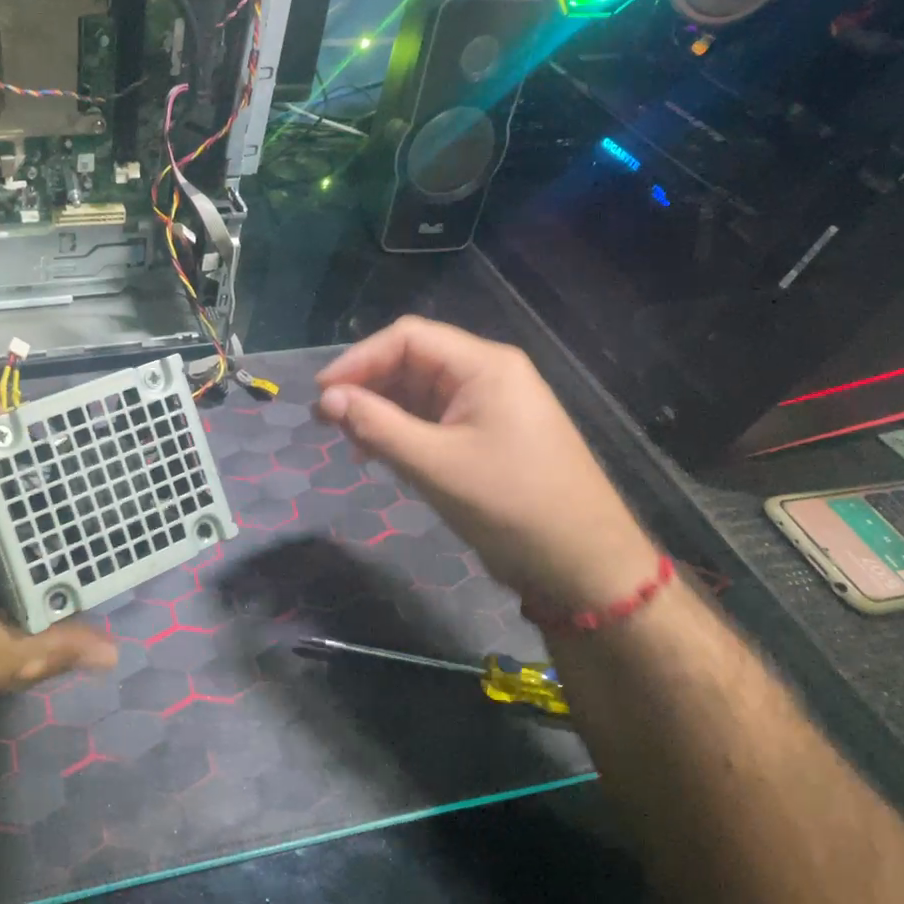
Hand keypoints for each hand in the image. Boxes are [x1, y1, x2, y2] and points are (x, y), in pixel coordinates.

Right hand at [313, 317, 659, 614]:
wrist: (583, 566)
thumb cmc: (512, 506)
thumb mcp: (436, 466)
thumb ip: (377, 427)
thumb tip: (326, 399)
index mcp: (485, 366)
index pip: (408, 338)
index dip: (358, 359)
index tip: (320, 393)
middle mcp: (487, 375)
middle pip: (412, 361)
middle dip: (367, 386)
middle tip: (326, 421)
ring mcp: (489, 407)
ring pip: (419, 392)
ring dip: (381, 411)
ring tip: (349, 442)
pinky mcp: (486, 436)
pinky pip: (433, 419)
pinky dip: (401, 432)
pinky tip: (378, 455)